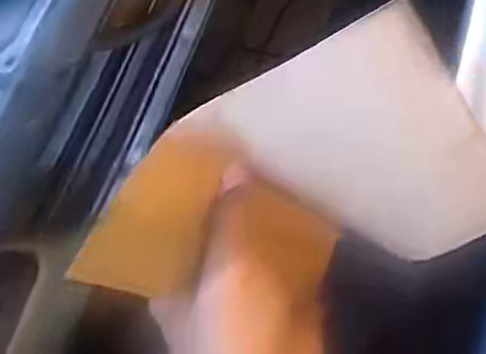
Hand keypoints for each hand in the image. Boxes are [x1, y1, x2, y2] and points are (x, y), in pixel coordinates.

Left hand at [151, 167, 325, 353]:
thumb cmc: (234, 329)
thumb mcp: (226, 269)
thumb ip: (228, 219)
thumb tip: (233, 167)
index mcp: (174, 288)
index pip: (172, 235)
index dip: (185, 201)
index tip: (207, 161)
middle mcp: (205, 290)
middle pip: (217, 236)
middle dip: (235, 201)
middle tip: (255, 156)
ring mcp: (246, 296)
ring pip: (255, 245)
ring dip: (270, 216)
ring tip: (287, 170)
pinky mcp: (283, 298)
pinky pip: (289, 258)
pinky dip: (299, 236)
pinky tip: (313, 206)